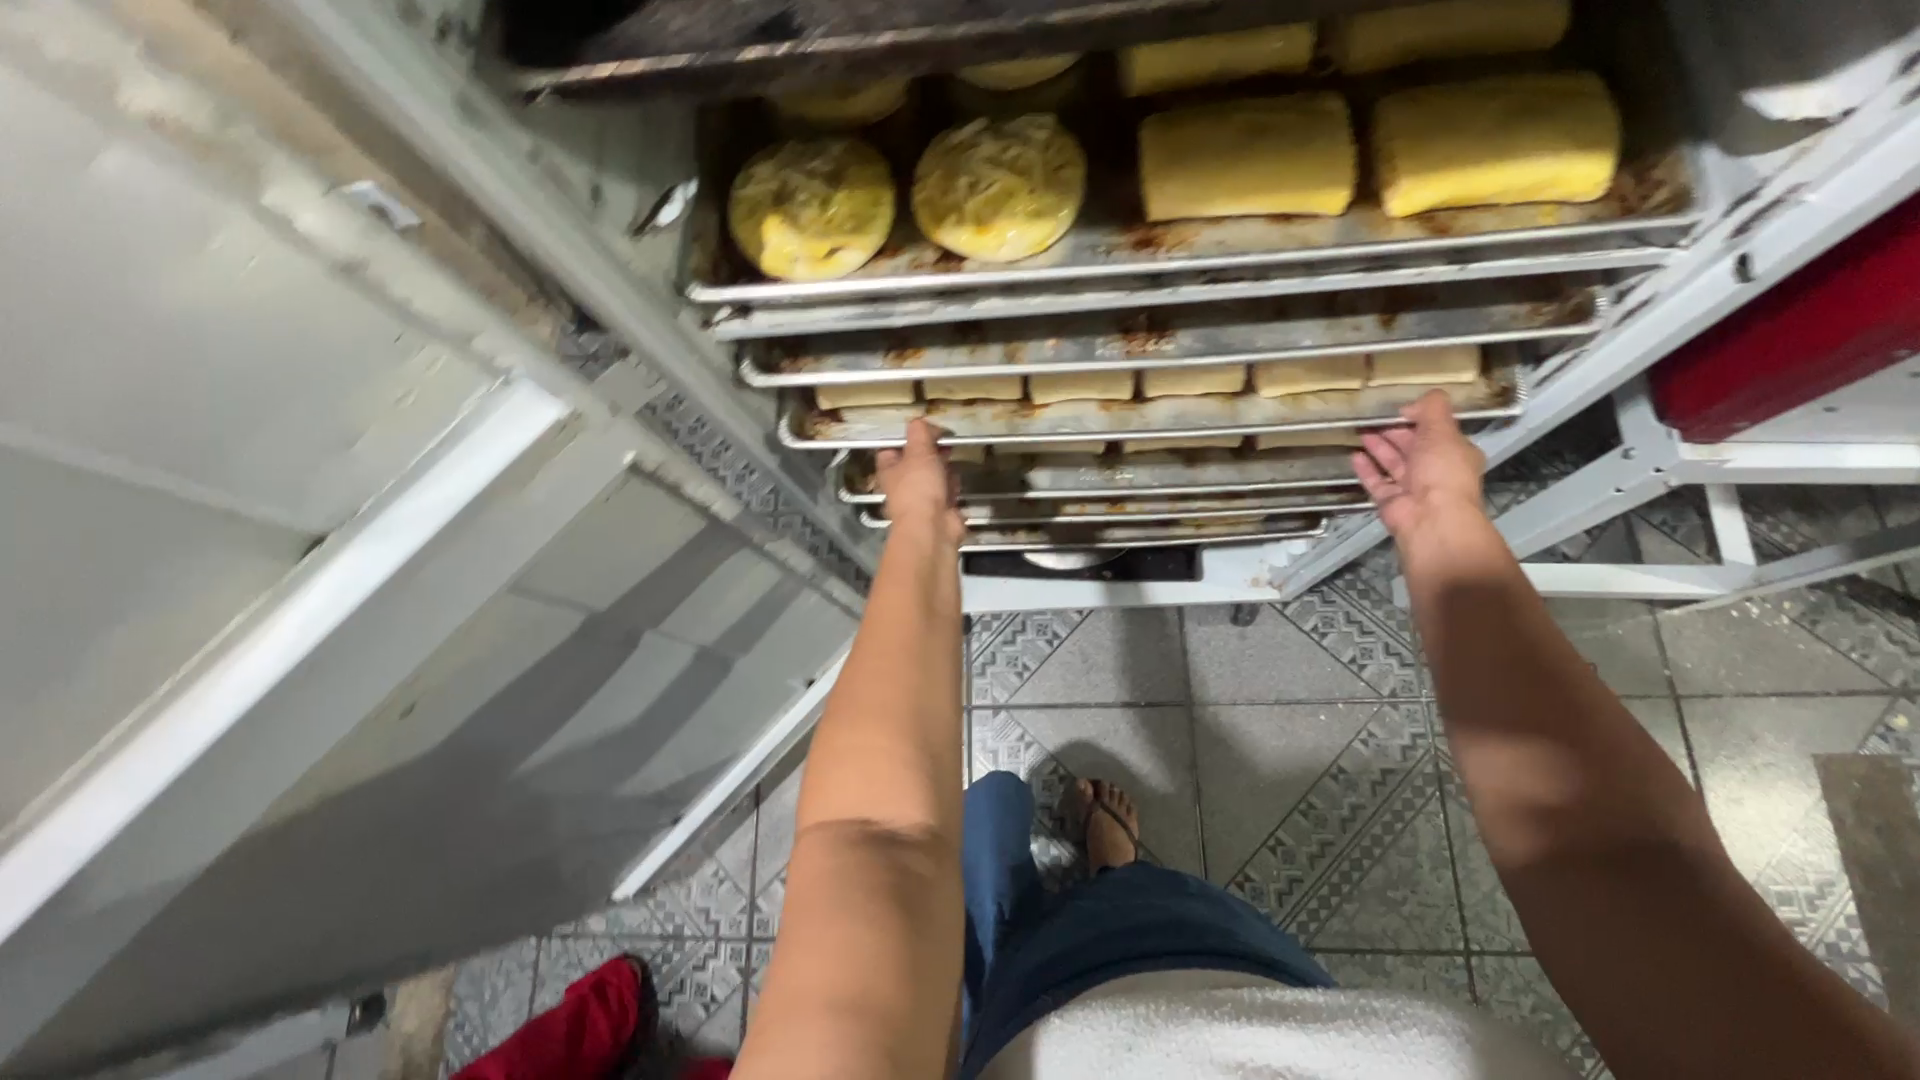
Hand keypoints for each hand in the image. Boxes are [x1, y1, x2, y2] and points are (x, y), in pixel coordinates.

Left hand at [875, 419, 964, 543]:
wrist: (933, 528)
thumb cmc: (919, 487)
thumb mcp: (918, 451)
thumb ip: (920, 432)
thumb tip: (921, 422)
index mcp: (889, 468)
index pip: (894, 446)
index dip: (909, 436)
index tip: (926, 430)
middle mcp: (902, 483)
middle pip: (918, 460)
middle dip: (933, 452)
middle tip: (945, 444)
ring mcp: (921, 497)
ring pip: (935, 474)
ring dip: (945, 469)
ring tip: (949, 468)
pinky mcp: (940, 508)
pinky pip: (948, 490)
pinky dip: (953, 487)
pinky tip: (954, 488)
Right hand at [1352, 390, 1486, 539]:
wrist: (1431, 517)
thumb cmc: (1442, 471)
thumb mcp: (1443, 430)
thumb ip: (1431, 409)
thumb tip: (1410, 405)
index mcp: (1453, 453)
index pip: (1436, 432)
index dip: (1418, 418)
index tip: (1398, 409)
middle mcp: (1434, 470)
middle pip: (1411, 447)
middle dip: (1394, 432)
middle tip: (1373, 418)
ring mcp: (1411, 487)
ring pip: (1392, 463)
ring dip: (1378, 447)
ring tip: (1360, 431)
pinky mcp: (1390, 500)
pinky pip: (1376, 481)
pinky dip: (1366, 468)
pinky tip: (1354, 455)